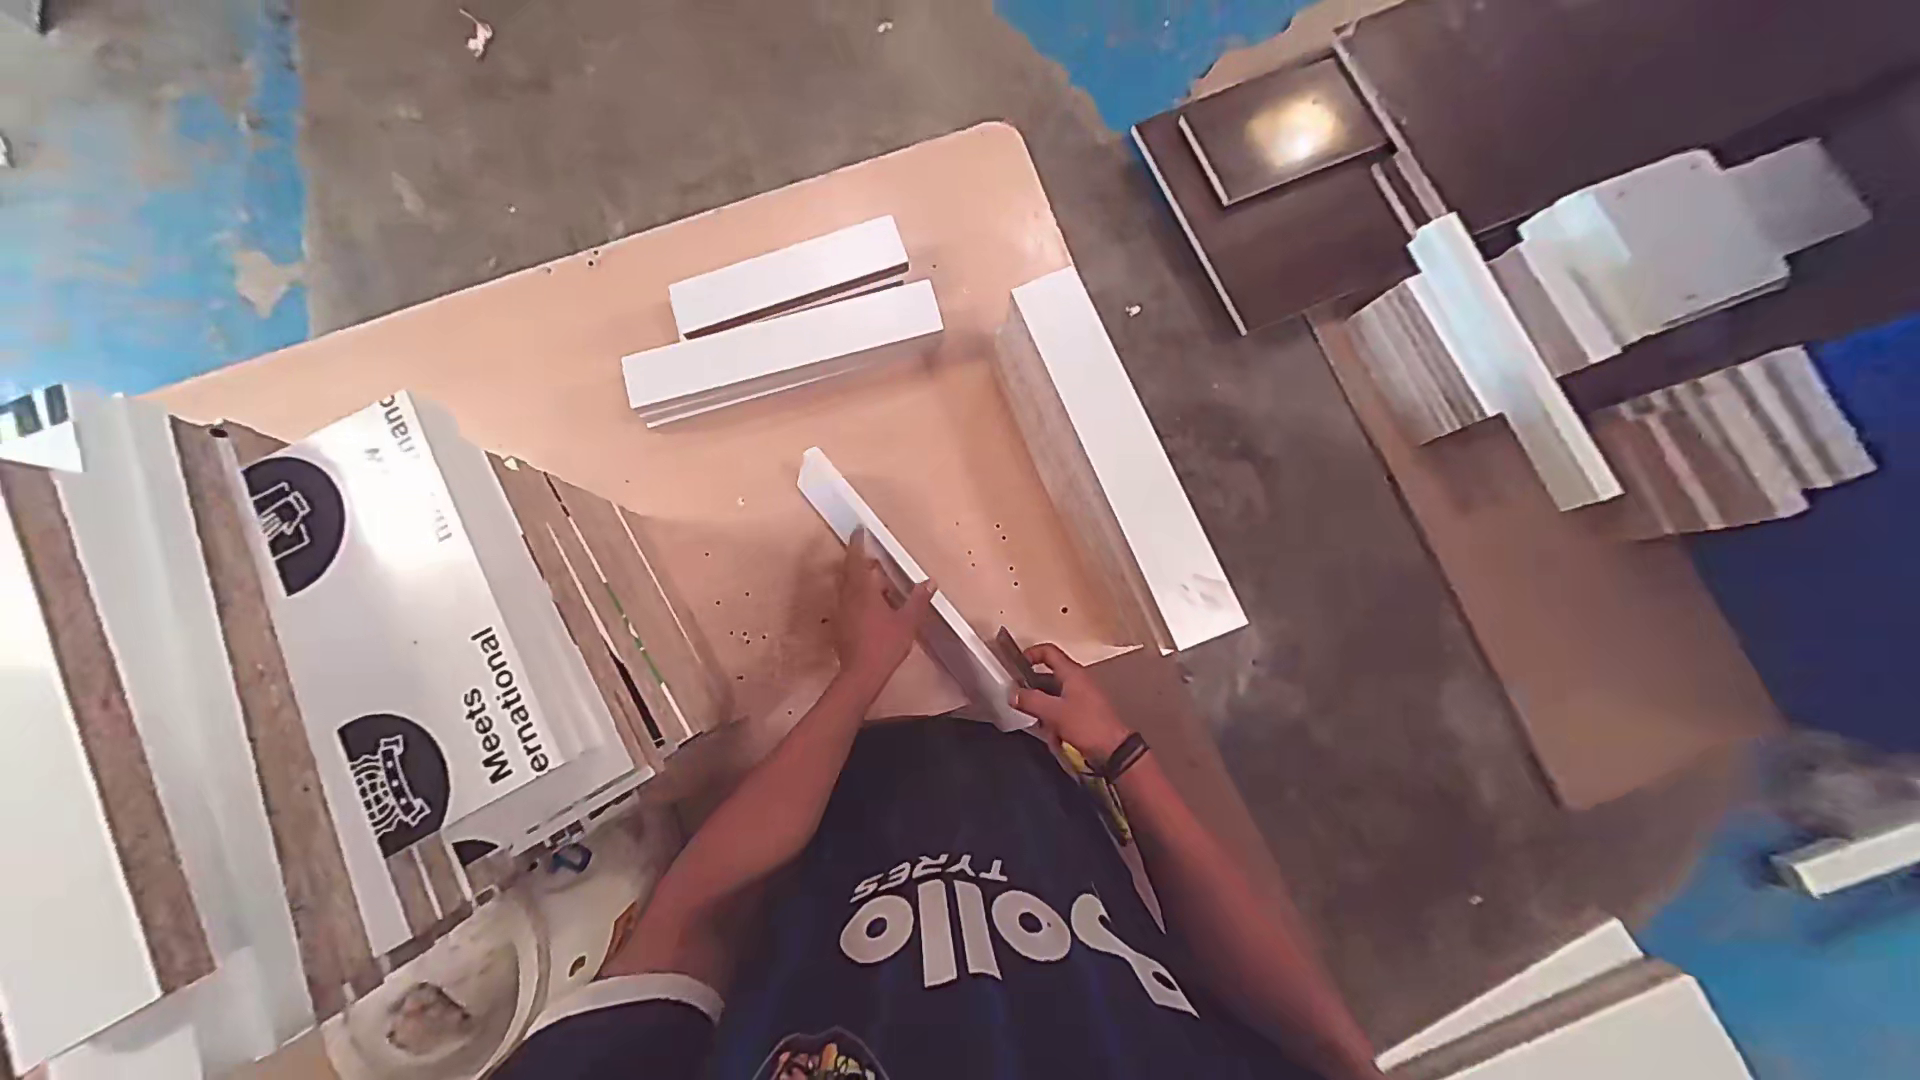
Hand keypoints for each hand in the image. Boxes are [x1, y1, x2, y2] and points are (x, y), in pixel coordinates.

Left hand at [831, 532, 935, 687]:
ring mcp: (841, 612)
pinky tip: (872, 608)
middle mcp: (847, 597)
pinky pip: (847, 602)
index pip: (856, 559)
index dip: (857, 543)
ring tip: (878, 584)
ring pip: (847, 587)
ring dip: (859, 580)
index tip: (859, 530)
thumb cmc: (885, 645)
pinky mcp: (840, 625)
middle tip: (876, 561)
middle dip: (860, 562)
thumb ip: (918, 599)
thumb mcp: (908, 621)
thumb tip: (930, 582)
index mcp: (862, 591)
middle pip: (849, 572)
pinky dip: (857, 597)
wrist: (861, 675)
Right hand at [1012, 643, 1131, 760]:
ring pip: (1052, 697)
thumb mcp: (1054, 712)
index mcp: (1072, 673)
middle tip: (1018, 700)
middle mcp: (1076, 681)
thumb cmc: (1086, 725)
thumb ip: (1030, 700)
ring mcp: (1080, 697)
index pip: (1048, 652)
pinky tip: (1052, 735)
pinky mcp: (1082, 714)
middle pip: (1047, 676)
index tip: (1016, 665)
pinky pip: (1060, 711)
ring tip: (1037, 723)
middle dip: (1032, 690)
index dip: (1030, 653)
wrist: (1114, 751)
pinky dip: (1053, 720)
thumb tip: (1012, 694)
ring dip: (1042, 710)